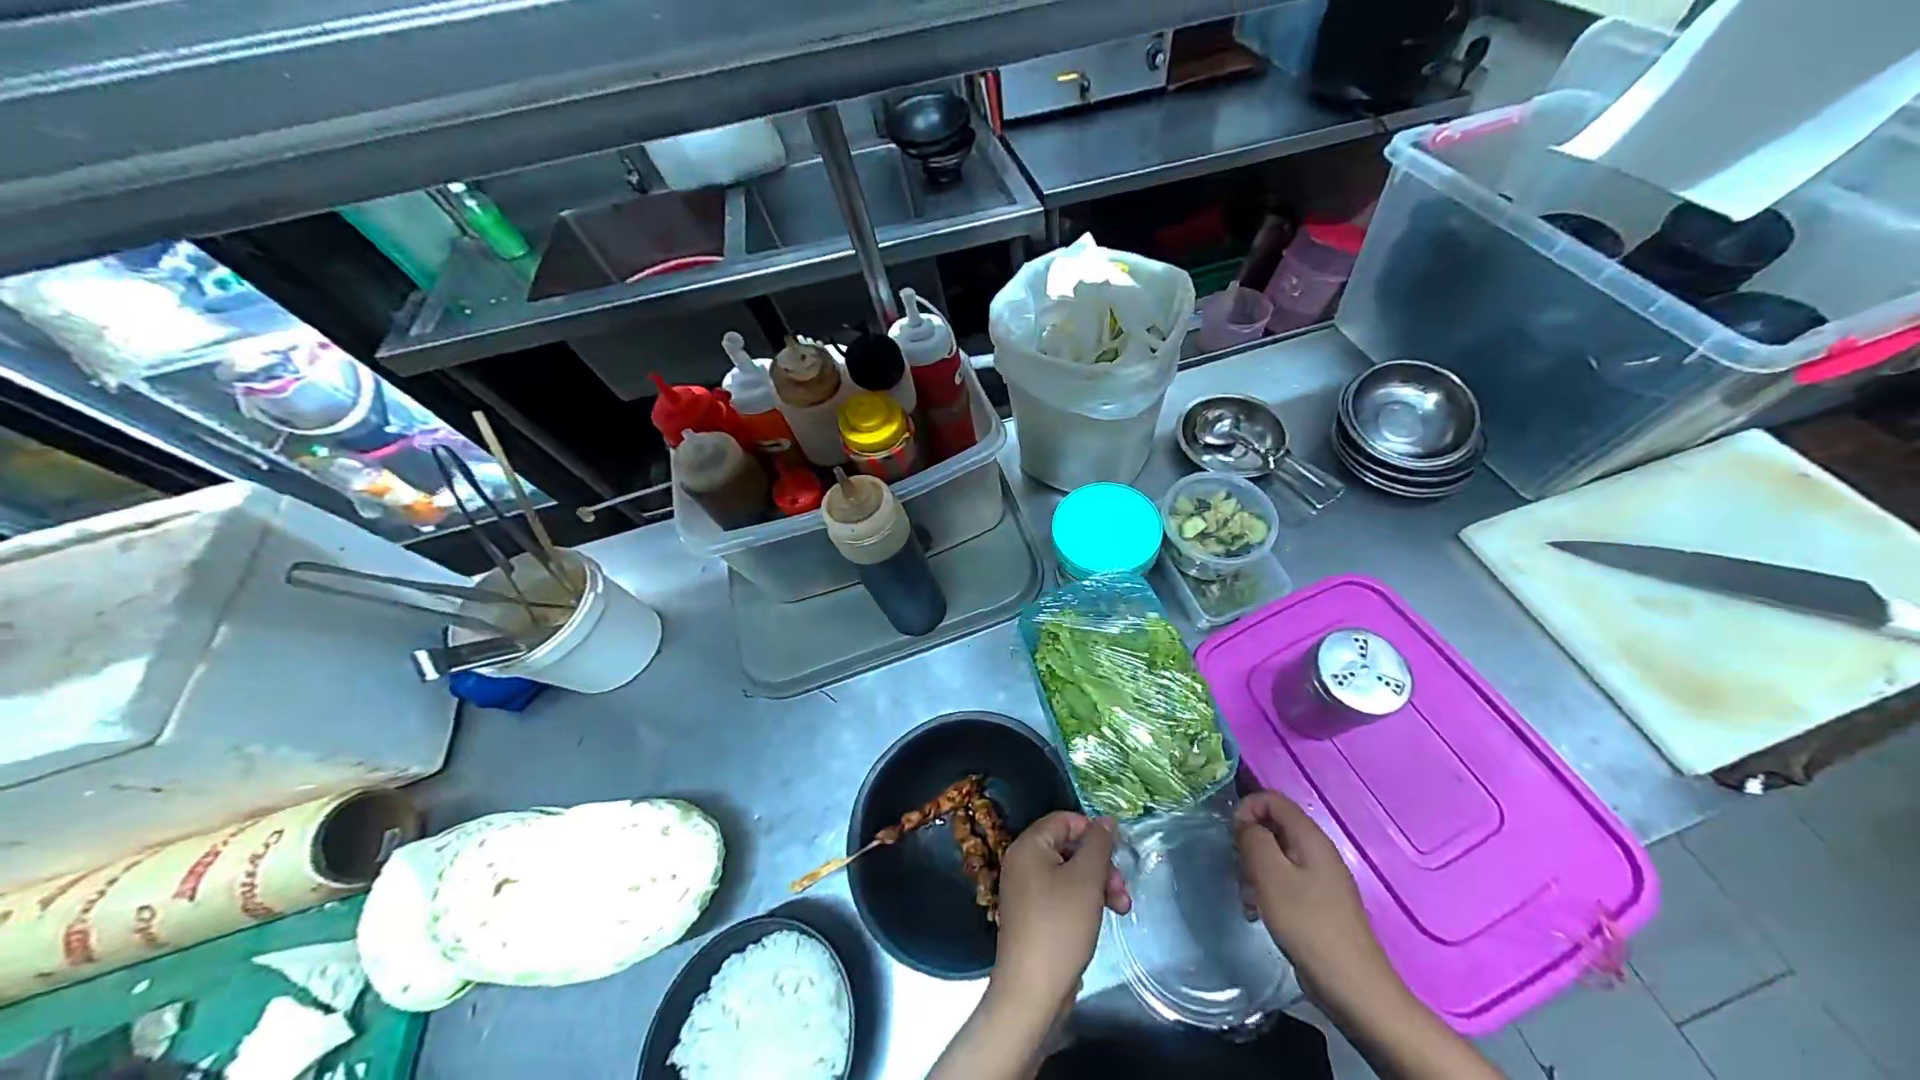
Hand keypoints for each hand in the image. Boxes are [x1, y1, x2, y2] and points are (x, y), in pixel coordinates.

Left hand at [991, 811, 1130, 1008]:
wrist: (1032, 988)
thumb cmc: (1060, 925)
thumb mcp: (1086, 879)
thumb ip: (1098, 844)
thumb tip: (1105, 820)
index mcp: (1029, 846)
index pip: (1064, 820)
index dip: (1093, 831)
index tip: (1117, 853)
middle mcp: (1022, 862)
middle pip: (1069, 847)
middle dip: (1101, 864)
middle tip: (1122, 889)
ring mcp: (1026, 890)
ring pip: (1069, 873)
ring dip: (1098, 885)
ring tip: (1122, 909)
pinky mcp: (1033, 914)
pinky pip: (1062, 894)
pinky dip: (1084, 900)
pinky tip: (1103, 917)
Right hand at [1236, 790, 1400, 1011]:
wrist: (1351, 985)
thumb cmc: (1307, 923)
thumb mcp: (1270, 875)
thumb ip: (1253, 839)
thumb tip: (1245, 824)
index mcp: (1310, 837)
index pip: (1272, 799)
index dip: (1246, 809)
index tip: (1232, 837)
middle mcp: (1317, 851)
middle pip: (1273, 826)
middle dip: (1248, 843)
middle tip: (1238, 870)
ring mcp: (1320, 878)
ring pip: (1276, 855)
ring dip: (1254, 869)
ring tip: (1247, 897)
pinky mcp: (1317, 902)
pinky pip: (1285, 880)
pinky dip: (1266, 888)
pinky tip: (1259, 912)